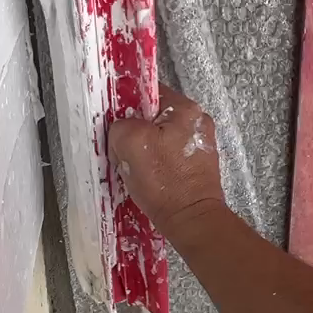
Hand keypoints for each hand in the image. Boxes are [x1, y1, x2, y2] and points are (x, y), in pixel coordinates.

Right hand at [107, 84, 226, 237]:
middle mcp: (197, 122)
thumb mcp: (130, 142)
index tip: (114, 122)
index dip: (126, 104)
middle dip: (133, 131)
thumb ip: (120, 125)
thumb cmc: (164, 181)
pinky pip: (165, 156)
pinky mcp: (195, 166)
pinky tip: (145, 177)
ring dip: (141, 150)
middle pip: (153, 117)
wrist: (191, 220)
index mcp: (186, 109)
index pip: (149, 92)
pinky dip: (153, 164)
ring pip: (157, 138)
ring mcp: (198, 145)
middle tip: (120, 149)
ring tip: (132, 167)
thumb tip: (122, 131)